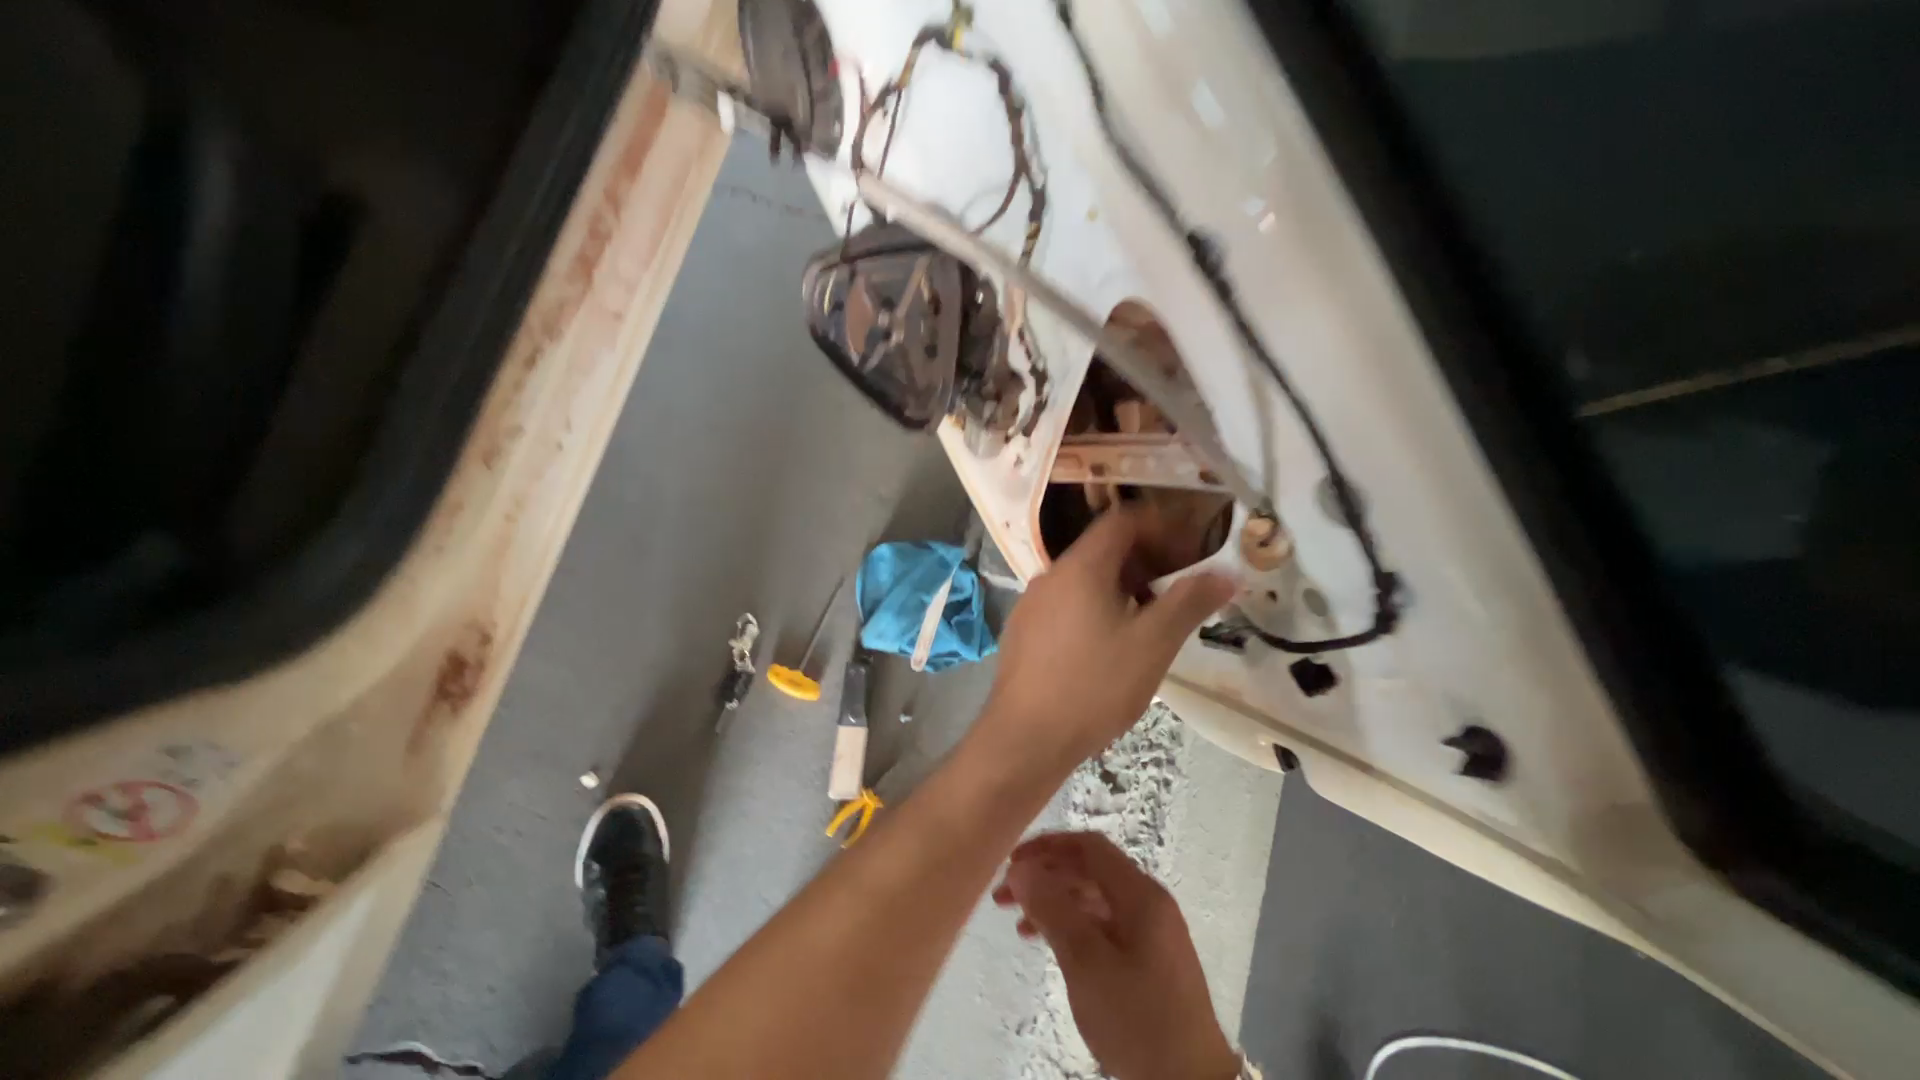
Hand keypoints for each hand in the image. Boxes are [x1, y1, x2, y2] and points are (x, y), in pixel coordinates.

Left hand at [978, 507, 1233, 766]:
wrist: (1024, 739)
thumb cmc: (1094, 686)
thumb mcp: (1152, 645)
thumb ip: (1189, 602)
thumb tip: (1227, 572)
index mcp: (1080, 567)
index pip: (1122, 520)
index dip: (1161, 526)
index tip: (1193, 547)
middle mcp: (1049, 577)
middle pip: (1103, 549)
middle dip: (1147, 560)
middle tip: (1182, 587)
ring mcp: (1031, 606)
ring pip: (1084, 581)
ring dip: (1123, 588)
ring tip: (1154, 620)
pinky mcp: (1023, 635)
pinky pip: (1067, 606)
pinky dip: (1097, 610)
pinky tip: (1114, 647)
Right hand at [993, 832, 1239, 1079]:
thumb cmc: (1136, 1017)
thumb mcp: (1086, 963)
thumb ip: (1053, 909)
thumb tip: (1022, 868)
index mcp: (1141, 895)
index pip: (1090, 847)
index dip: (1048, 847)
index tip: (1010, 865)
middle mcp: (1149, 904)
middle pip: (1090, 871)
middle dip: (1046, 877)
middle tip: (1003, 899)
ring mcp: (1151, 933)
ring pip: (1094, 899)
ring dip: (1055, 903)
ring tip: (1019, 925)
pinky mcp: (1148, 960)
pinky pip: (1103, 925)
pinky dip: (1072, 927)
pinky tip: (1050, 945)